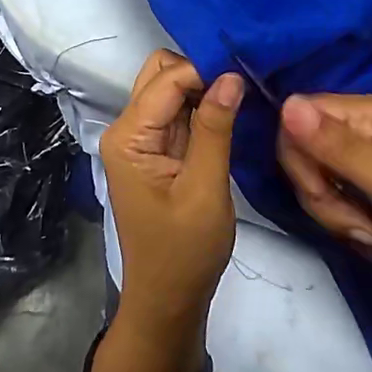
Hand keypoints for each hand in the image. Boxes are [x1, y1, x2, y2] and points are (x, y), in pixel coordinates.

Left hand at [85, 50, 241, 371]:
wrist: (167, 301)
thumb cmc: (185, 252)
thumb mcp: (206, 190)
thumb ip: (216, 129)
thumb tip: (231, 76)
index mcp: (128, 136)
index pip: (166, 79)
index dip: (204, 71)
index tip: (245, 75)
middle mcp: (126, 128)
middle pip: (160, 73)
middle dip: (199, 73)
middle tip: (240, 88)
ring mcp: (139, 138)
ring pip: (168, 88)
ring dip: (201, 88)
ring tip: (238, 96)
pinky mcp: (154, 149)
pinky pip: (175, 112)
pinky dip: (199, 107)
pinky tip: (226, 112)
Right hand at [277, 94, 371, 317]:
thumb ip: (340, 148)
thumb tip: (286, 104)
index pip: (301, 113)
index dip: (301, 151)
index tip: (323, 187)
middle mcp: (360, 130)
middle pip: (299, 147)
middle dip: (320, 191)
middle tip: (356, 220)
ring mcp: (357, 163)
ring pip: (307, 179)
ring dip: (333, 214)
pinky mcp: (355, 195)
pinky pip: (321, 202)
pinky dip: (340, 225)